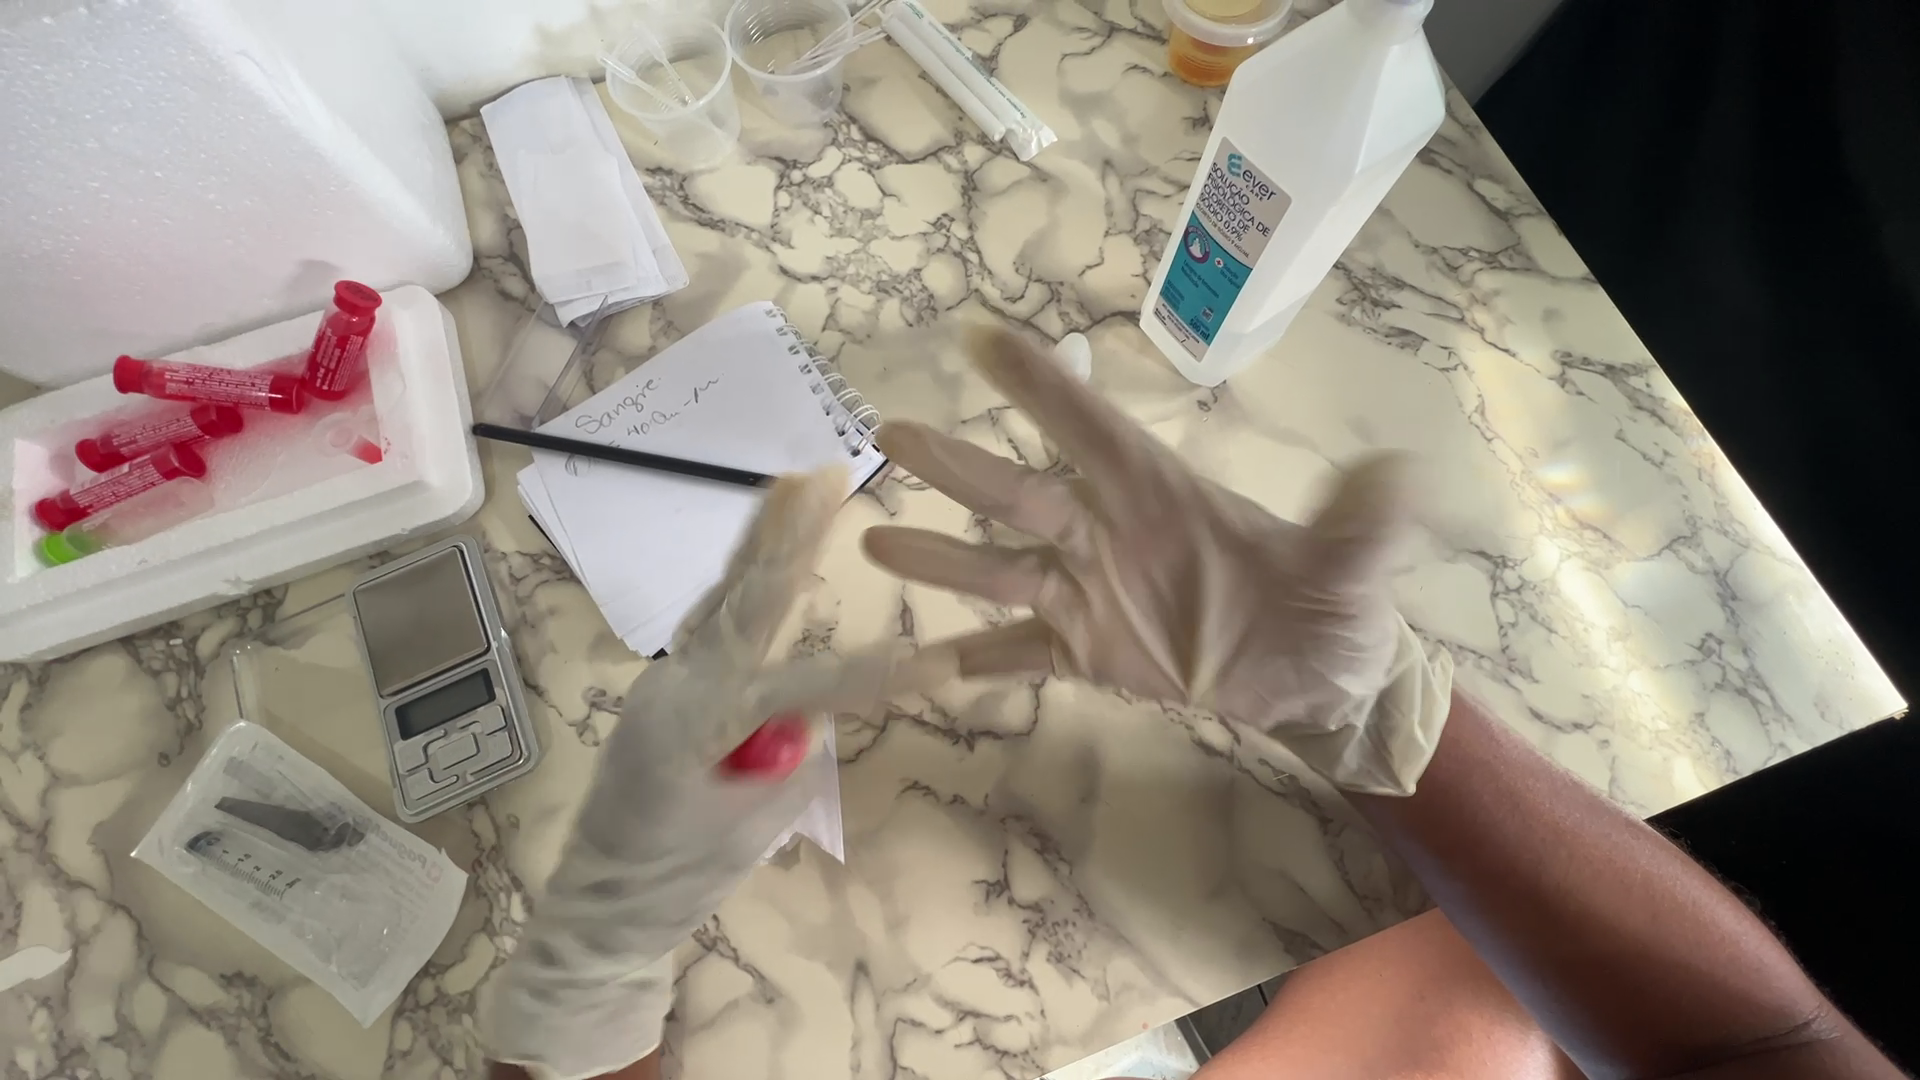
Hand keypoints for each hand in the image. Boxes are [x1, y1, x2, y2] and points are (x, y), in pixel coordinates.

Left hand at [482, 469, 952, 1079]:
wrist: (598, 906)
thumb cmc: (678, 881)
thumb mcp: (754, 828)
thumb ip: (789, 757)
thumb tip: (805, 710)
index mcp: (700, 725)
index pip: (806, 688)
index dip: (875, 676)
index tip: (941, 663)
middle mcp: (678, 684)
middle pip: (744, 599)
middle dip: (789, 536)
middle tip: (825, 477)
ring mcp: (666, 678)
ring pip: (723, 597)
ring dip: (763, 539)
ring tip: (794, 485)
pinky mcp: (668, 684)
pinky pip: (712, 620)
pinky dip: (743, 578)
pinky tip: (763, 552)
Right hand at [862, 328, 1451, 795]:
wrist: (1307, 678)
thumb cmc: (1324, 608)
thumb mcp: (1354, 567)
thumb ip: (1363, 522)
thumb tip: (1398, 466)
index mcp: (1156, 494)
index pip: (1088, 428)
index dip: (1039, 386)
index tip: (979, 338)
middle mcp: (1103, 534)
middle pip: (1018, 494)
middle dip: (956, 465)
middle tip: (892, 432)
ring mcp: (1085, 596)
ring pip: (999, 570)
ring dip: (939, 562)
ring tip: (874, 545)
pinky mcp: (1084, 653)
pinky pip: (1018, 656)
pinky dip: (975, 664)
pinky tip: (922, 671)